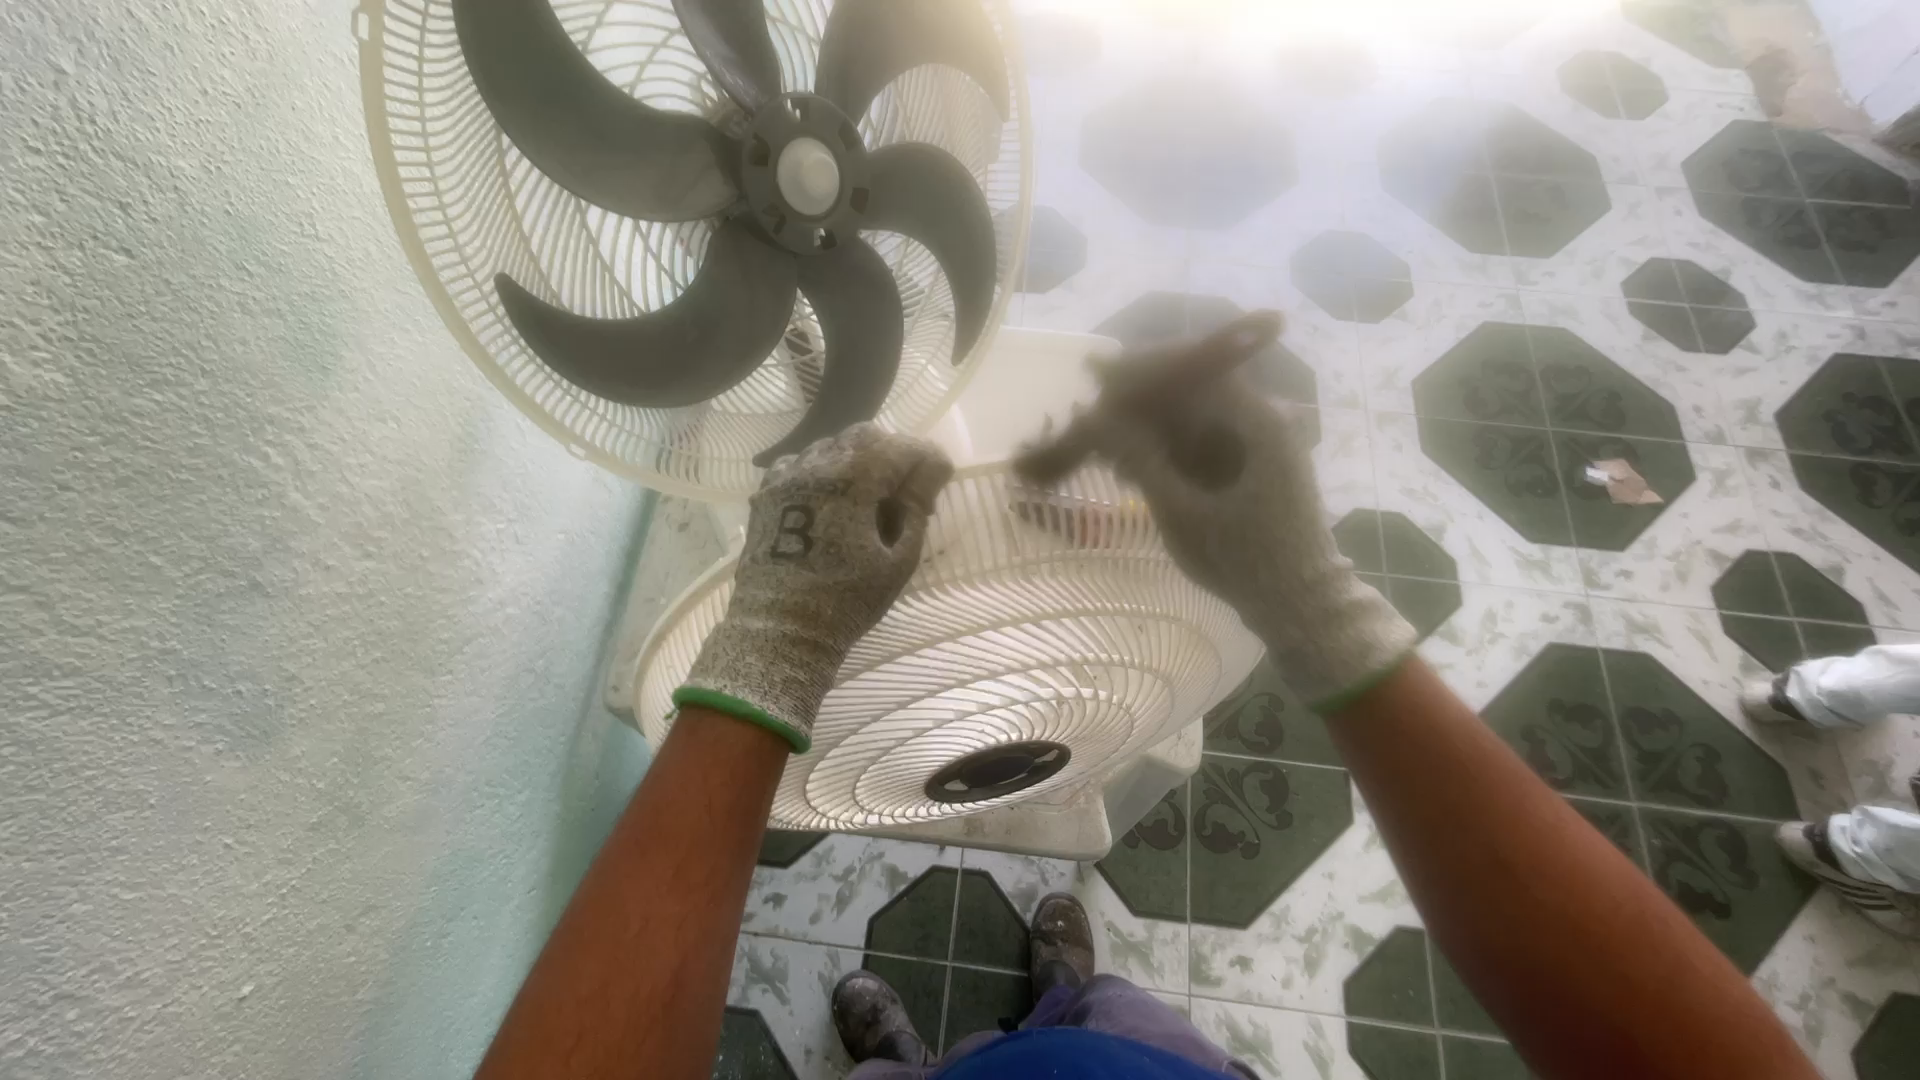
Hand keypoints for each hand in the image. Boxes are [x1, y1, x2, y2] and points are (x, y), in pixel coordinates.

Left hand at [675, 423, 953, 751]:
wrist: (781, 631)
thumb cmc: (847, 602)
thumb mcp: (897, 561)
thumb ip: (914, 510)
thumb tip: (929, 476)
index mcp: (852, 482)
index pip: (900, 448)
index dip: (927, 457)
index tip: (942, 475)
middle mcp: (816, 467)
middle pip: (864, 438)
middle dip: (893, 453)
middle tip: (909, 485)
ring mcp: (786, 479)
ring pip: (830, 447)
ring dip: (858, 460)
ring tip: (872, 492)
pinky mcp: (766, 497)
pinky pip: (799, 465)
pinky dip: (822, 471)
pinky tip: (830, 497)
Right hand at [1071, 319, 1414, 709]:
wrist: (1301, 605)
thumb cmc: (1244, 561)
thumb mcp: (1182, 513)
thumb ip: (1141, 461)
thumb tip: (1098, 420)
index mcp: (1258, 420)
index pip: (1193, 368)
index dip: (1140, 373)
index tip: (1095, 381)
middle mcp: (1267, 419)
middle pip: (1194, 391)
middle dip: (1143, 404)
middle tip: (1094, 421)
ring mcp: (1266, 443)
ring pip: (1198, 417)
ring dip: (1155, 429)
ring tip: (1109, 452)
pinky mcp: (1260, 466)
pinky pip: (1209, 442)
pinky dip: (1174, 451)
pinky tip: (1139, 471)